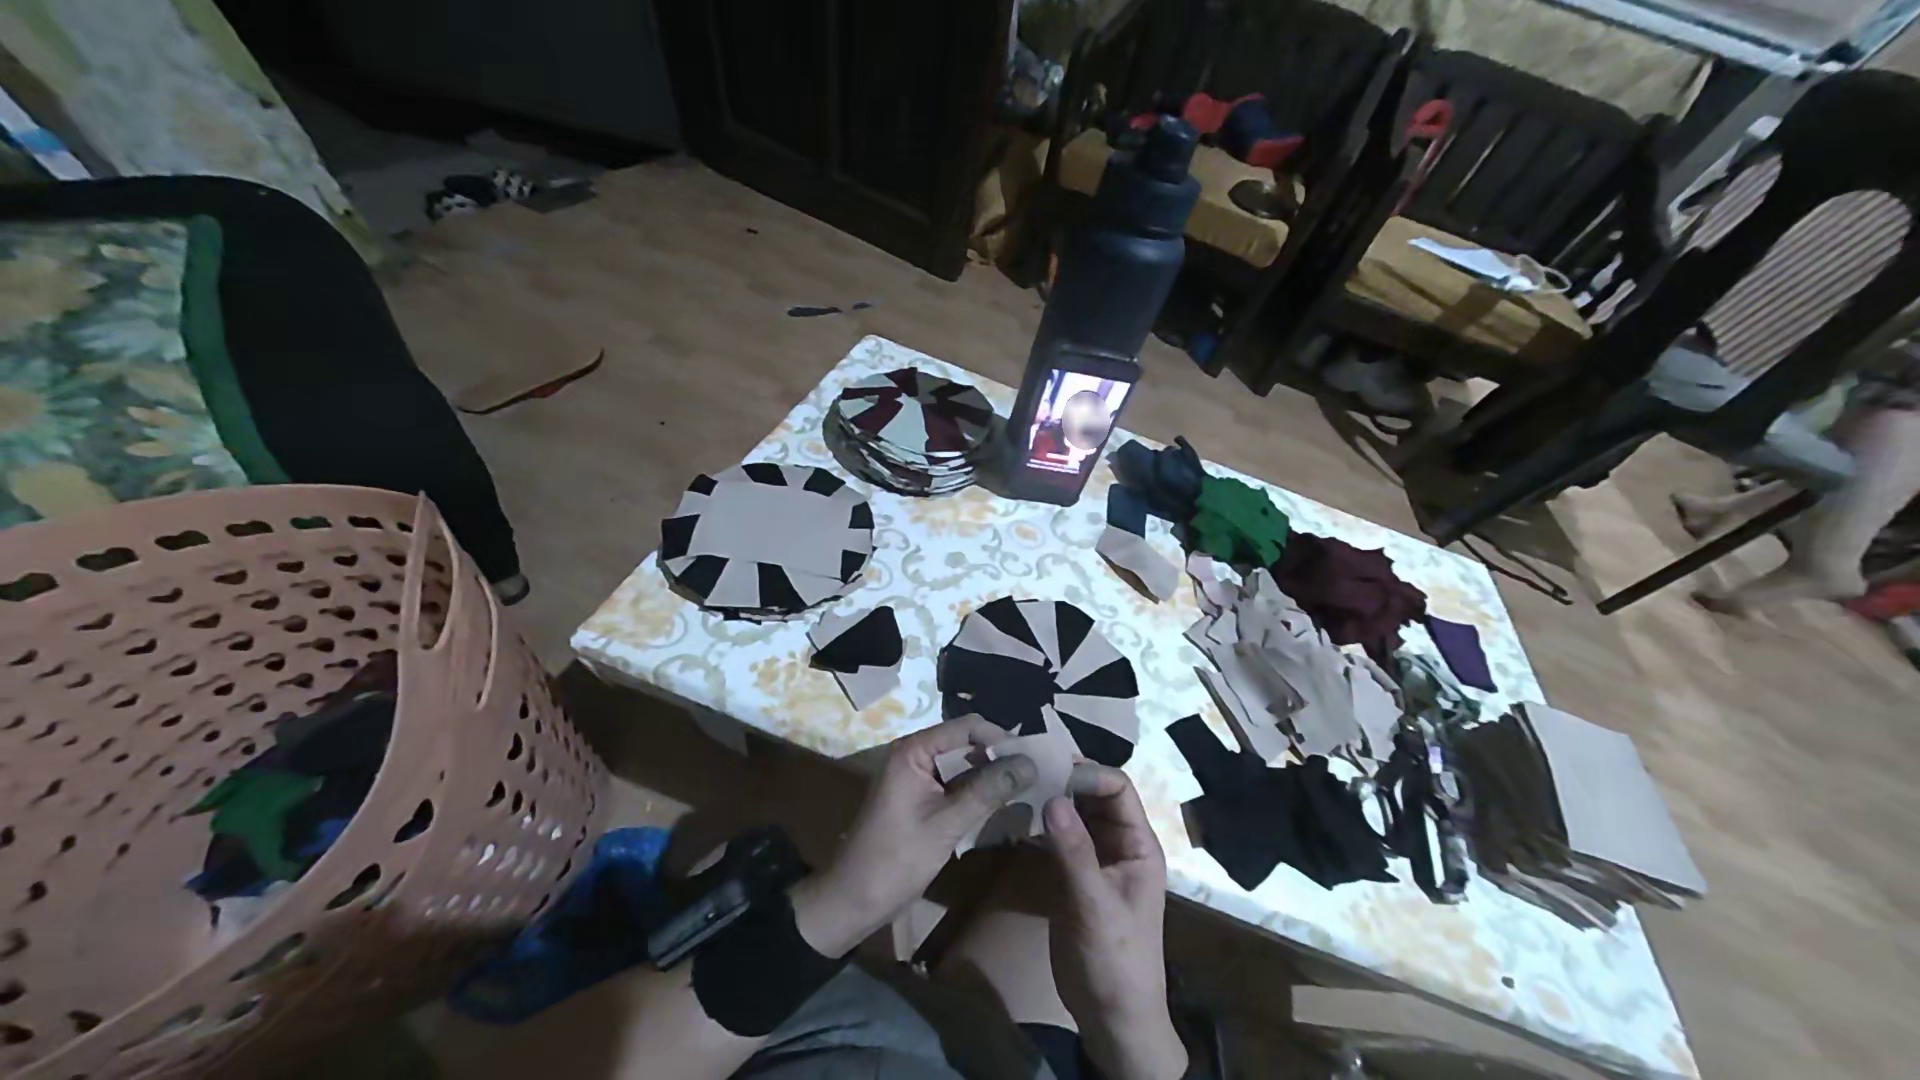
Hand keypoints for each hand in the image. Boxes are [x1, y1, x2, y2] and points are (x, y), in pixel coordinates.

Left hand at [793, 716, 1035, 956]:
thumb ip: (988, 790)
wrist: (854, 899)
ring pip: (964, 764)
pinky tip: (1005, 802)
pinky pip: (957, 783)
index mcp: (914, 750)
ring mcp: (918, 776)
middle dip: (1000, 755)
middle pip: (966, 742)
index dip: (1000, 738)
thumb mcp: (947, 824)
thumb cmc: (896, 859)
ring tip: (1029, 786)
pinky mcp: (922, 797)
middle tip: (1037, 773)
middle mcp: (916, 754)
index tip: (1034, 757)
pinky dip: (979, 790)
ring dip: (992, 774)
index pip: (966, 727)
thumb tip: (1030, 764)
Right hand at [1046, 765, 1187, 1079]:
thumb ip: (1075, 851)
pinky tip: (1015, 815)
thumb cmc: (1115, 960)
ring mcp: (1095, 858)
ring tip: (1016, 784)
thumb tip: (1052, 798)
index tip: (1050, 770)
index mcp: (1138, 844)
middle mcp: (1118, 843)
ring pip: (1074, 813)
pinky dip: (1040, 824)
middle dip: (1064, 779)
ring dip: (1050, 799)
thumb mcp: (1095, 905)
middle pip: (1093, 795)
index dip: (1088, 775)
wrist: (1111, 1017)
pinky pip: (1058, 837)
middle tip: (1025, 767)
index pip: (1118, 789)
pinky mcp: (1072, 874)